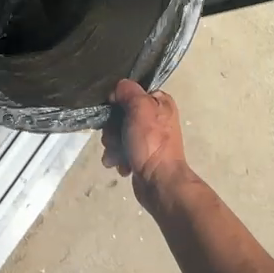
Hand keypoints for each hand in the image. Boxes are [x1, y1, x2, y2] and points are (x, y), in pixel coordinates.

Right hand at [101, 79, 191, 205]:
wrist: (159, 183)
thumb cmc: (151, 142)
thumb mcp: (140, 107)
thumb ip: (128, 91)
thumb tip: (118, 89)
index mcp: (160, 102)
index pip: (131, 93)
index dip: (118, 102)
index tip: (113, 112)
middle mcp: (156, 118)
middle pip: (121, 115)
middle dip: (113, 129)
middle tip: (115, 139)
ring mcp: (148, 138)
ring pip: (118, 134)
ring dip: (113, 145)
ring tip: (117, 156)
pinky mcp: (141, 156)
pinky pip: (121, 151)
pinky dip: (119, 158)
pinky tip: (122, 166)